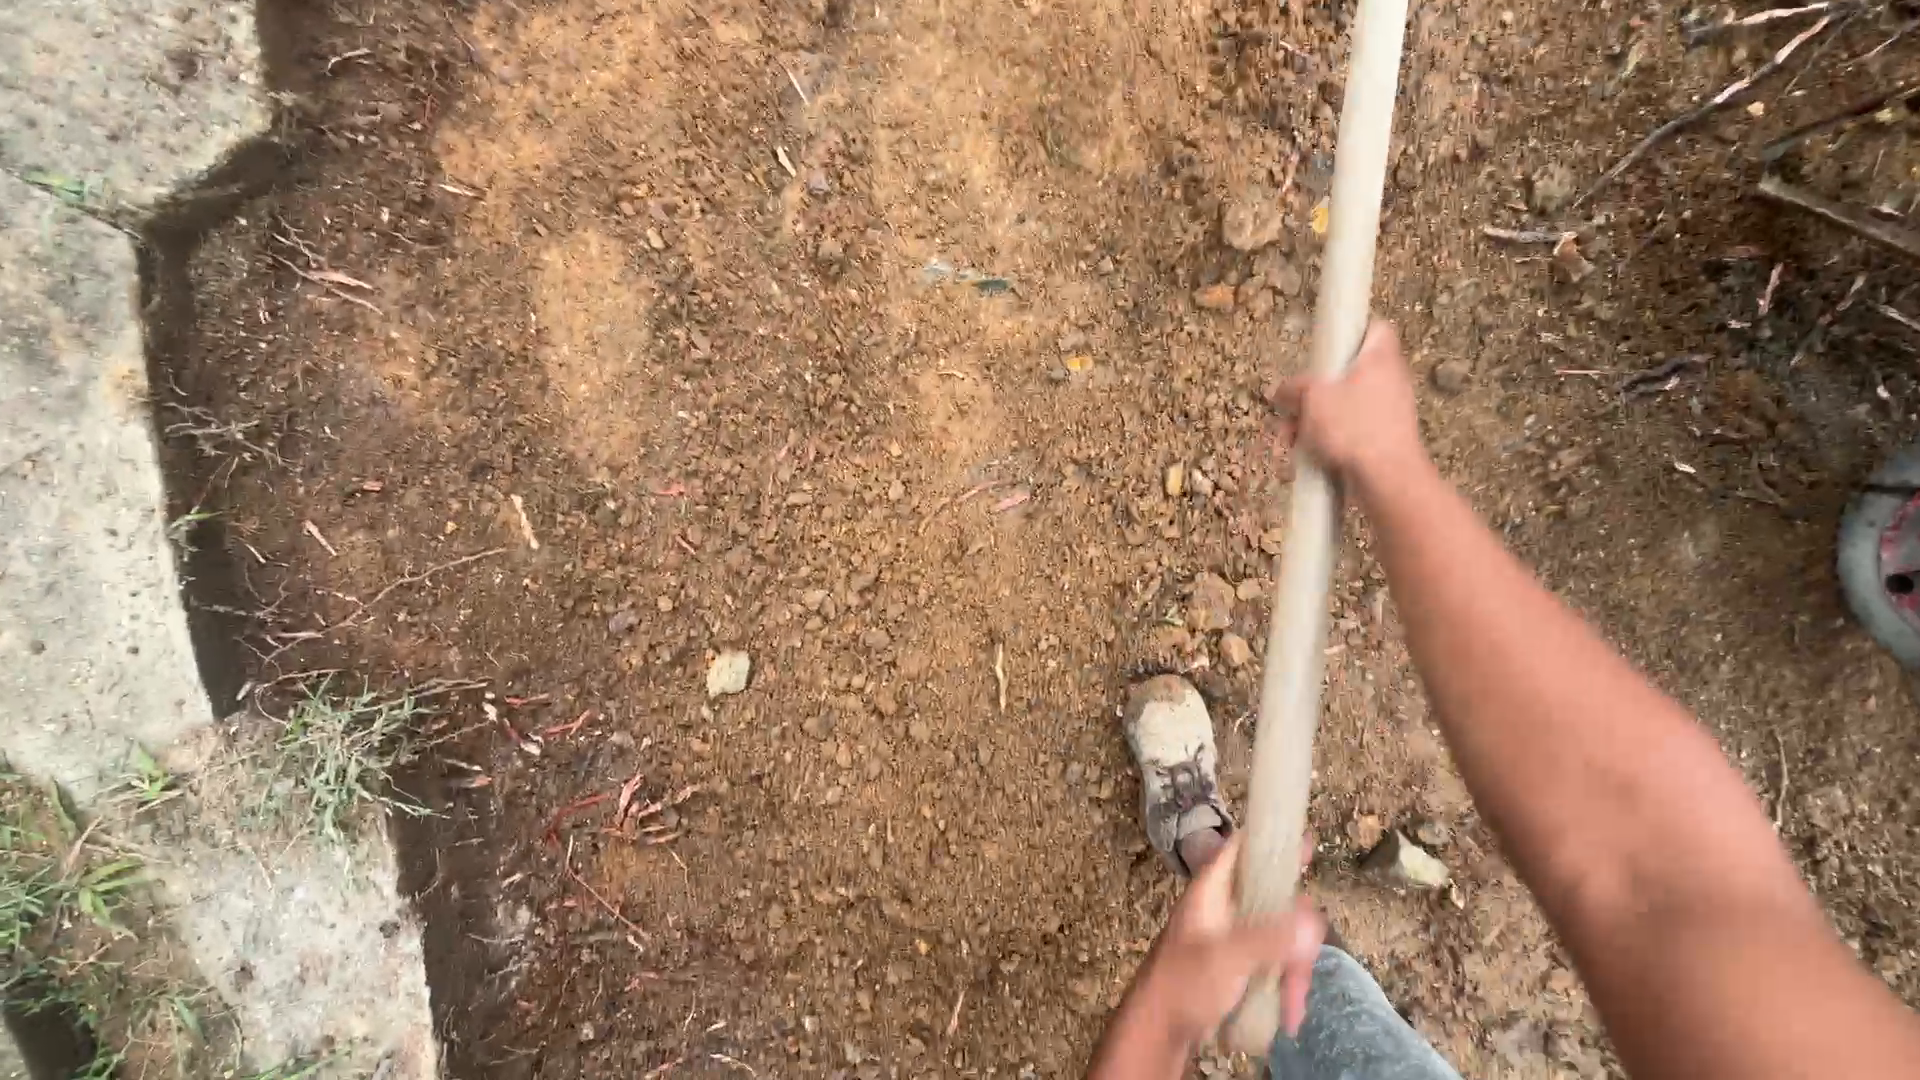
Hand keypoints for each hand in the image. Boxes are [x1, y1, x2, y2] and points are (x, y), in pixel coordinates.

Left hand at [1130, 834, 1325, 1047]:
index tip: (1307, 845)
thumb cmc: (1183, 983)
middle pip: (1271, 899)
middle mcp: (1223, 907)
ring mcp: (1230, 936)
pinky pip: (1271, 964)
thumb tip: (1312, 919)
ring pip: (1277, 936)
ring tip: (1294, 1005)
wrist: (1158, 1029)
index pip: (1241, 851)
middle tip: (1306, 960)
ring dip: (1291, 970)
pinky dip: (1283, 985)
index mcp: (1212, 891)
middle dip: (1295, 934)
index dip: (1272, 844)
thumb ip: (1267, 938)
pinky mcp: (1237, 965)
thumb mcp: (1226, 957)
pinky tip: (1289, 1015)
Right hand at [1268, 321, 1427, 490]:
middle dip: (1313, 391)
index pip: (1375, 328)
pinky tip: (1303, 455)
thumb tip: (1280, 390)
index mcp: (1379, 358)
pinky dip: (1324, 439)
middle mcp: (1388, 381)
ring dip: (1311, 420)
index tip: (1326, 343)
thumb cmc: (1353, 427)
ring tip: (1288, 437)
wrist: (1386, 478)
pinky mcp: (1381, 440)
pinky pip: (1347, 431)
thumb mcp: (1312, 398)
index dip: (1351, 330)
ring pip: (1341, 406)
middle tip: (1291, 405)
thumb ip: (1293, 388)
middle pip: (1346, 374)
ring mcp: (1386, 413)